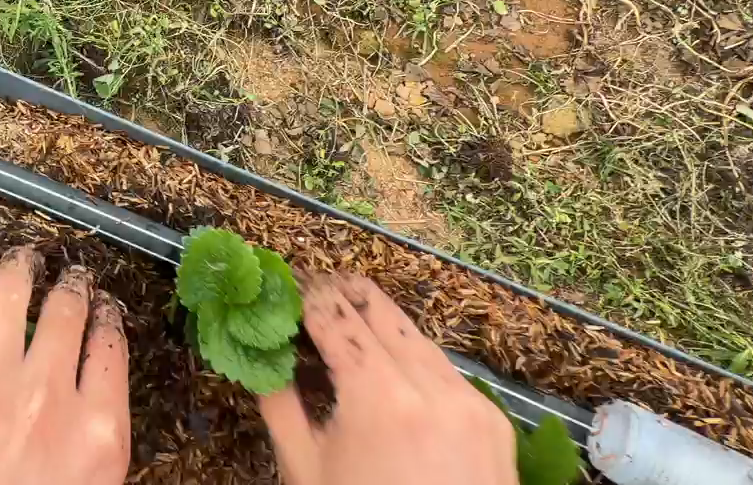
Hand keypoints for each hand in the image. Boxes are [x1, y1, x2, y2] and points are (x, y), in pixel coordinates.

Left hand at [0, 246, 130, 484]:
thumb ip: (103, 431)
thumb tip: (100, 371)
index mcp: (97, 432)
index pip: (111, 344)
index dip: (108, 315)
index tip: (104, 306)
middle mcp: (46, 396)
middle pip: (67, 310)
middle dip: (74, 284)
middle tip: (72, 276)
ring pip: (11, 293)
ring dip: (21, 266)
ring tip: (26, 258)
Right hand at [258, 273, 515, 484]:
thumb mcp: (304, 468)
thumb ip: (277, 399)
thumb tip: (258, 349)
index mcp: (378, 395)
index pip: (332, 311)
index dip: (302, 293)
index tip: (282, 286)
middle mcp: (430, 385)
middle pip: (375, 306)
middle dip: (337, 294)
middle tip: (307, 296)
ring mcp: (470, 401)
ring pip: (411, 330)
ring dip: (374, 321)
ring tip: (343, 330)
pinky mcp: (494, 420)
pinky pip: (441, 366)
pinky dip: (407, 355)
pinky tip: (386, 372)